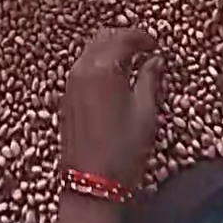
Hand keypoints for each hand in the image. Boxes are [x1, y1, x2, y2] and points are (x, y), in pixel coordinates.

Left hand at [59, 28, 163, 186]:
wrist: (91, 184)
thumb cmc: (124, 149)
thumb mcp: (145, 112)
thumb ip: (150, 79)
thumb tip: (156, 59)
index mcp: (104, 68)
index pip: (123, 38)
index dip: (142, 38)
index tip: (155, 45)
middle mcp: (83, 68)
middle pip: (103, 38)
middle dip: (124, 38)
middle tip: (144, 48)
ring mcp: (71, 81)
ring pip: (91, 50)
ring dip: (110, 48)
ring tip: (132, 60)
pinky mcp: (67, 95)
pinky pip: (83, 65)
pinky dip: (99, 61)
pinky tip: (114, 76)